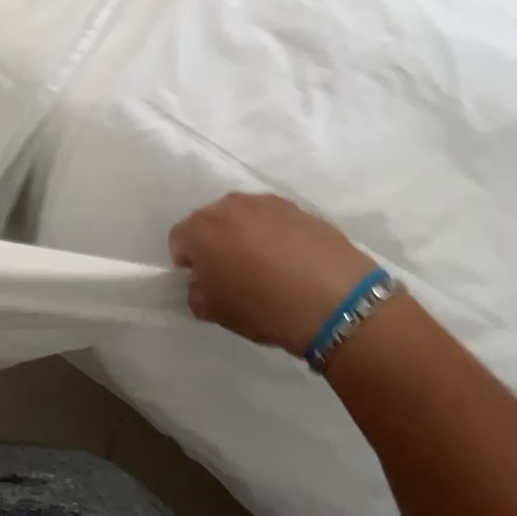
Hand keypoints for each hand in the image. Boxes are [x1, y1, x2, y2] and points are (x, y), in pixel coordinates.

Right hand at [168, 193, 377, 354]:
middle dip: (215, 244)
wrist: (337, 302)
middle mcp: (229, 206)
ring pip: (243, 217)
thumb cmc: (265, 308)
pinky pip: (274, 220)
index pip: (179, 240)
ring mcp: (267, 203)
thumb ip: (197, 294)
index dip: (188, 263)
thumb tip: (203, 284)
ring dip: (245, 236)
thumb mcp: (217, 313)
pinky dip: (275, 235)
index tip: (205, 284)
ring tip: (267, 268)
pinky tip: (293, 262)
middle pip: (210, 222)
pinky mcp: (300, 208)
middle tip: (234, 275)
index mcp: (201, 229)